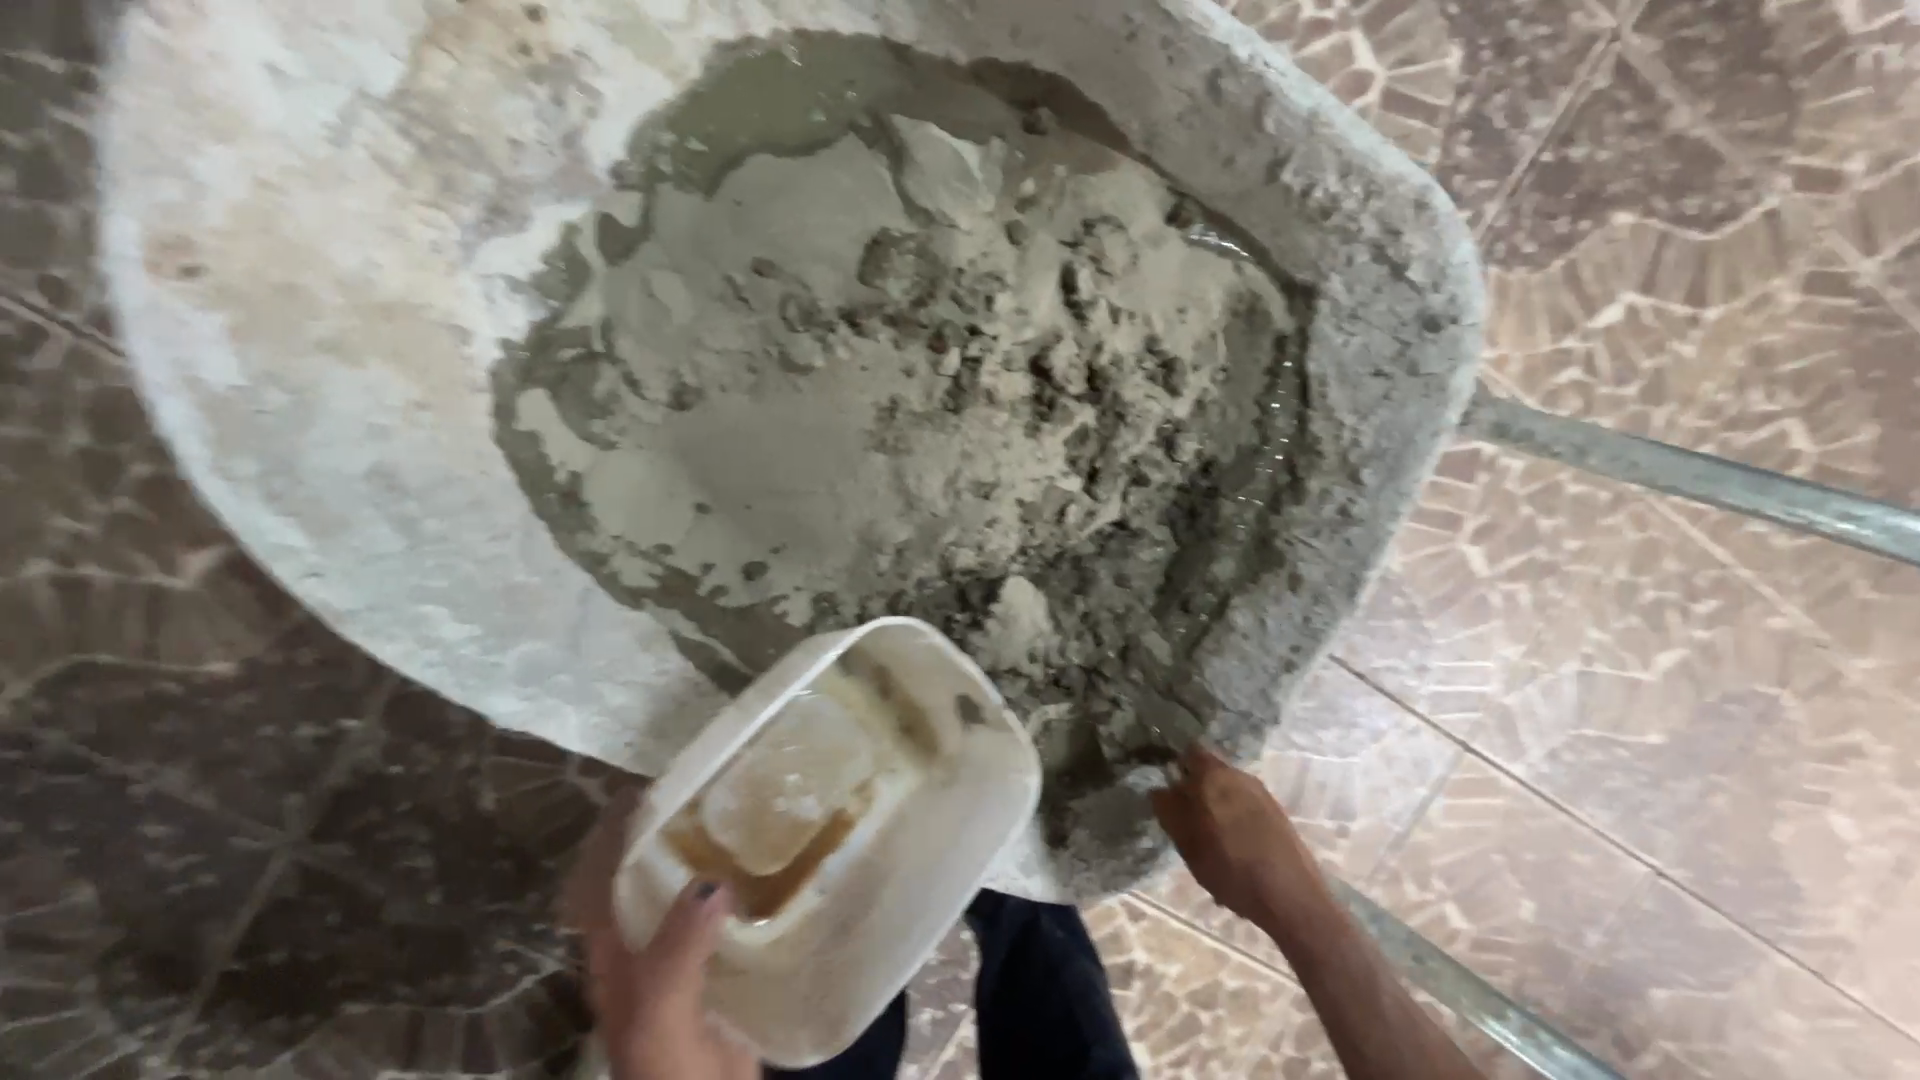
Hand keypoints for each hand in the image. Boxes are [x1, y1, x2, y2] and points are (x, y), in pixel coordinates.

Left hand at [563, 791, 757, 1079]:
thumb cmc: (670, 1071)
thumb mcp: (661, 1012)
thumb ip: (677, 949)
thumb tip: (711, 880)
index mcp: (614, 956)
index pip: (602, 881)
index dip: (614, 837)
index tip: (644, 791)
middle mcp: (643, 952)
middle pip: (648, 882)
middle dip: (669, 838)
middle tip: (709, 794)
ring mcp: (684, 963)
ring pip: (690, 899)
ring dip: (709, 861)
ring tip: (744, 819)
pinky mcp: (723, 975)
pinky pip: (728, 920)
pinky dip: (744, 892)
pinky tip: (772, 873)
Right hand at [1150, 744, 1325, 928]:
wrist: (1290, 896)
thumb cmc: (1231, 870)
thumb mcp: (1188, 846)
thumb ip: (1170, 812)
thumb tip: (1160, 790)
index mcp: (1212, 777)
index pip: (1187, 753)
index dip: (1175, 769)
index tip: (1168, 791)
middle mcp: (1237, 775)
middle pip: (1208, 769)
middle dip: (1195, 786)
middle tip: (1186, 816)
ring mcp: (1260, 791)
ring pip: (1227, 786)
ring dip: (1215, 801)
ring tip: (1210, 835)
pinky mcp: (1275, 809)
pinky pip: (1244, 801)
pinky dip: (1233, 813)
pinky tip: (1234, 843)